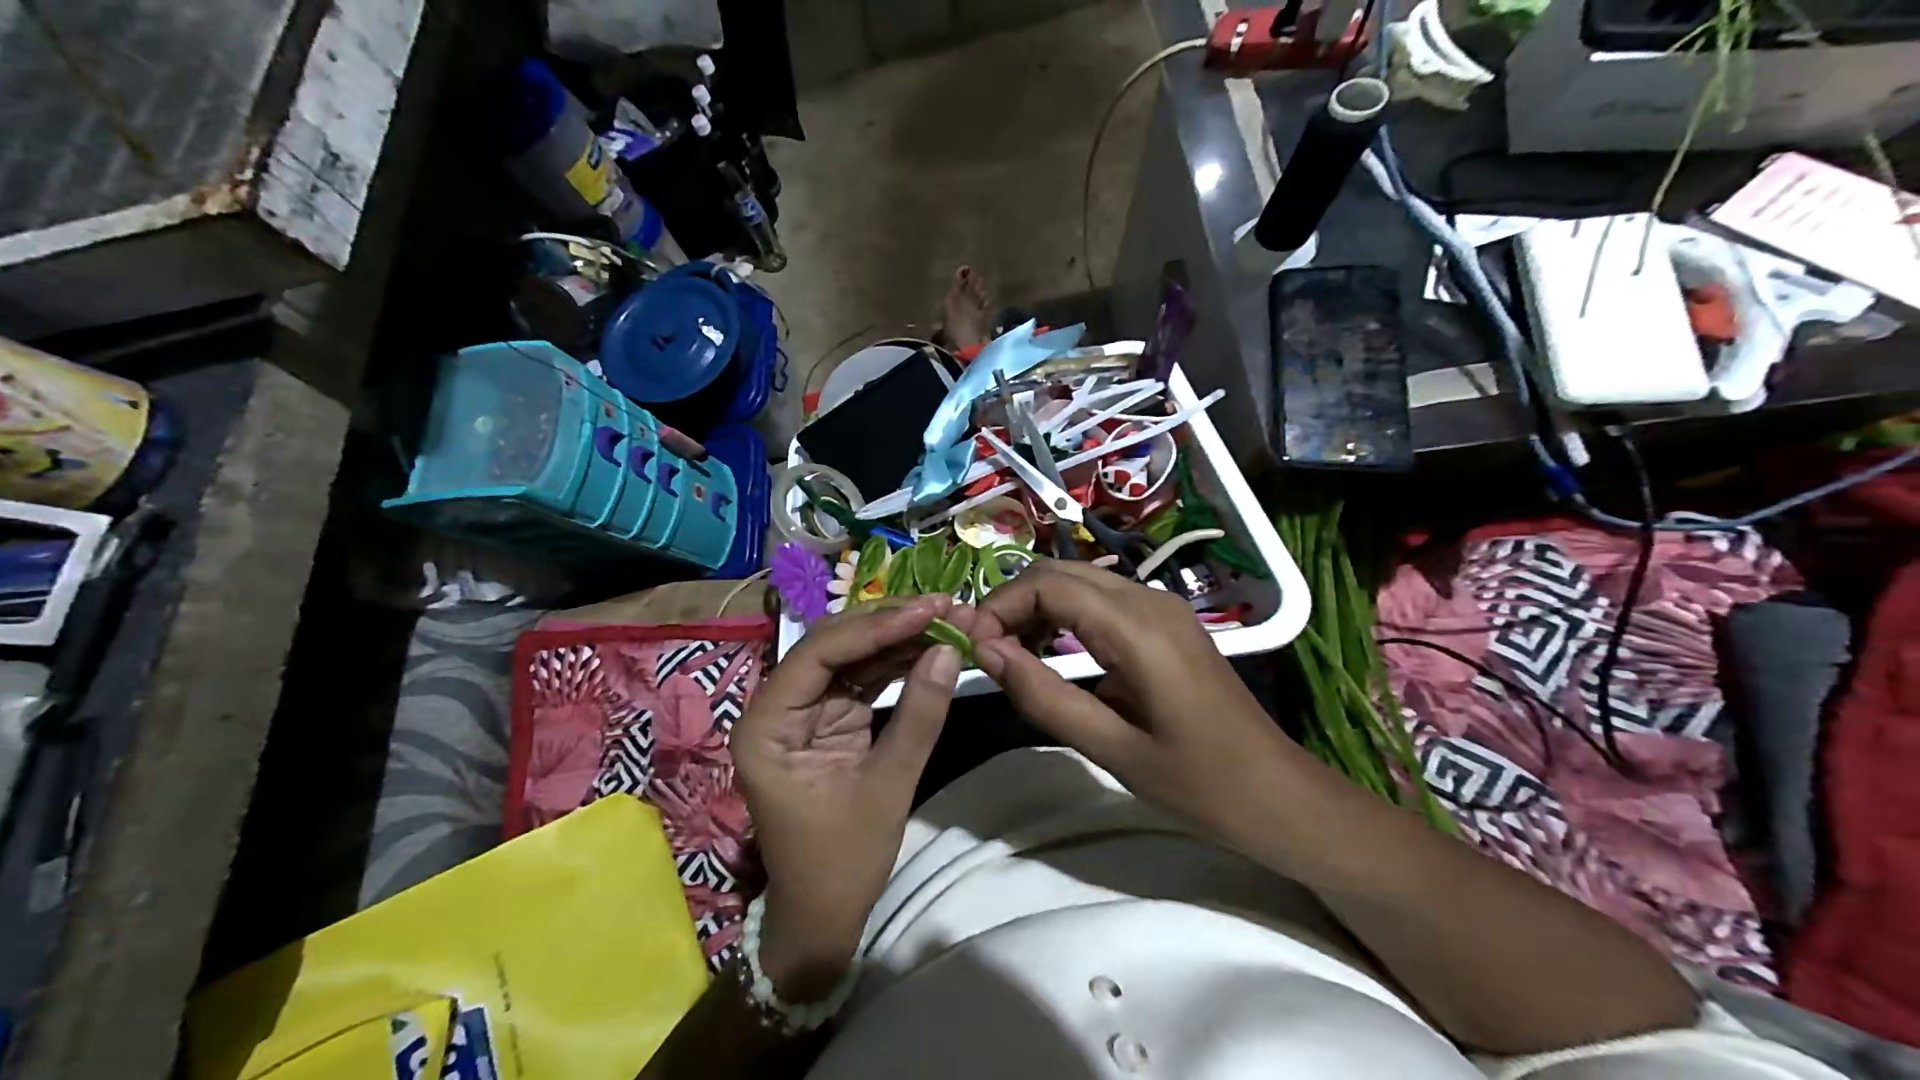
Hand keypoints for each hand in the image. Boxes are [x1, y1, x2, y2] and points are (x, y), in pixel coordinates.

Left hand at [733, 595, 971, 1000]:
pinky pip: (863, 679)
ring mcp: (805, 711)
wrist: (825, 914)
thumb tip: (949, 651)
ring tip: (945, 616)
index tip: (927, 610)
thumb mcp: (887, 787)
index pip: (819, 653)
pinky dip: (896, 662)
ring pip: (851, 656)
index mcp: (768, 725)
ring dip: (897, 636)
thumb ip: (918, 717)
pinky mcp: (830, 720)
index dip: (874, 627)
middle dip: (888, 623)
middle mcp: (779, 707)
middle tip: (943, 605)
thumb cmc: (843, 860)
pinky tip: (930, 644)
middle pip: (833, 645)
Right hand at [971, 560, 1298, 837]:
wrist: (1280, 796)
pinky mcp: (1167, 621)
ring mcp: (1162, 607)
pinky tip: (1051, 652)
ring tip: (1010, 655)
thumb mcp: (1112, 749)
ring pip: (1079, 580)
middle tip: (984, 652)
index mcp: (1138, 628)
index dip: (1000, 606)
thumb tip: (984, 650)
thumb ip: (1043, 696)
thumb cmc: (1200, 784)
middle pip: (1060, 571)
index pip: (1048, 584)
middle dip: (1013, 602)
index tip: (972, 647)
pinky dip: (1064, 614)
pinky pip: (1101, 599)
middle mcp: (1150, 600)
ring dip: (1037, 606)